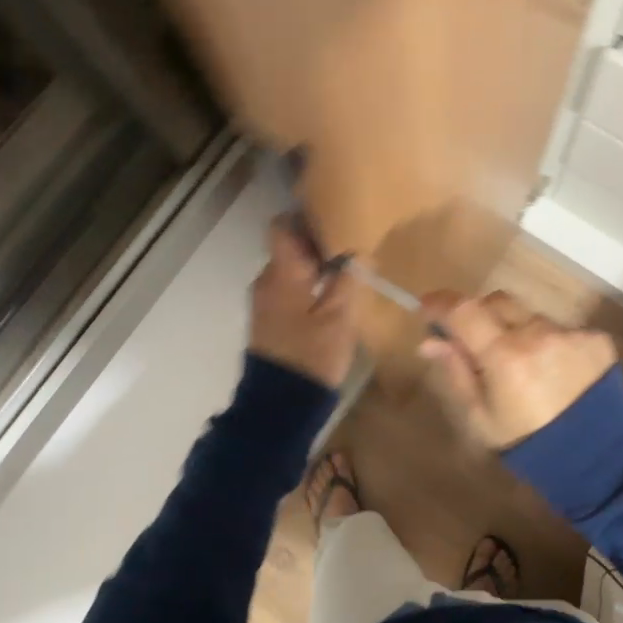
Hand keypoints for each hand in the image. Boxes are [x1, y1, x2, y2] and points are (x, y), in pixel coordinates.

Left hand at [248, 216, 357, 388]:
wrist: (280, 403)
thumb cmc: (312, 354)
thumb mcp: (339, 318)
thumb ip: (348, 281)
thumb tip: (359, 253)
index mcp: (282, 274)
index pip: (282, 227)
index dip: (304, 219)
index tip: (332, 221)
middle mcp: (266, 281)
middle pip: (289, 249)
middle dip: (316, 246)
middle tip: (350, 249)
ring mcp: (264, 303)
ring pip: (289, 272)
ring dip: (313, 271)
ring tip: (345, 276)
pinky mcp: (268, 322)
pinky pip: (287, 293)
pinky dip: (307, 290)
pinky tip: (329, 301)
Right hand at [418, 290, 617, 448]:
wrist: (597, 459)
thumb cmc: (528, 444)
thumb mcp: (481, 418)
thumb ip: (456, 373)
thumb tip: (429, 341)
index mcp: (504, 355)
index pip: (463, 309)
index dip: (440, 303)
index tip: (427, 308)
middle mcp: (537, 332)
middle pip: (497, 301)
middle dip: (479, 314)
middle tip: (474, 340)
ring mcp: (570, 333)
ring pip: (531, 316)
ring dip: (518, 331)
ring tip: (524, 367)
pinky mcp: (596, 338)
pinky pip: (562, 330)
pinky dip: (549, 344)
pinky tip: (555, 374)